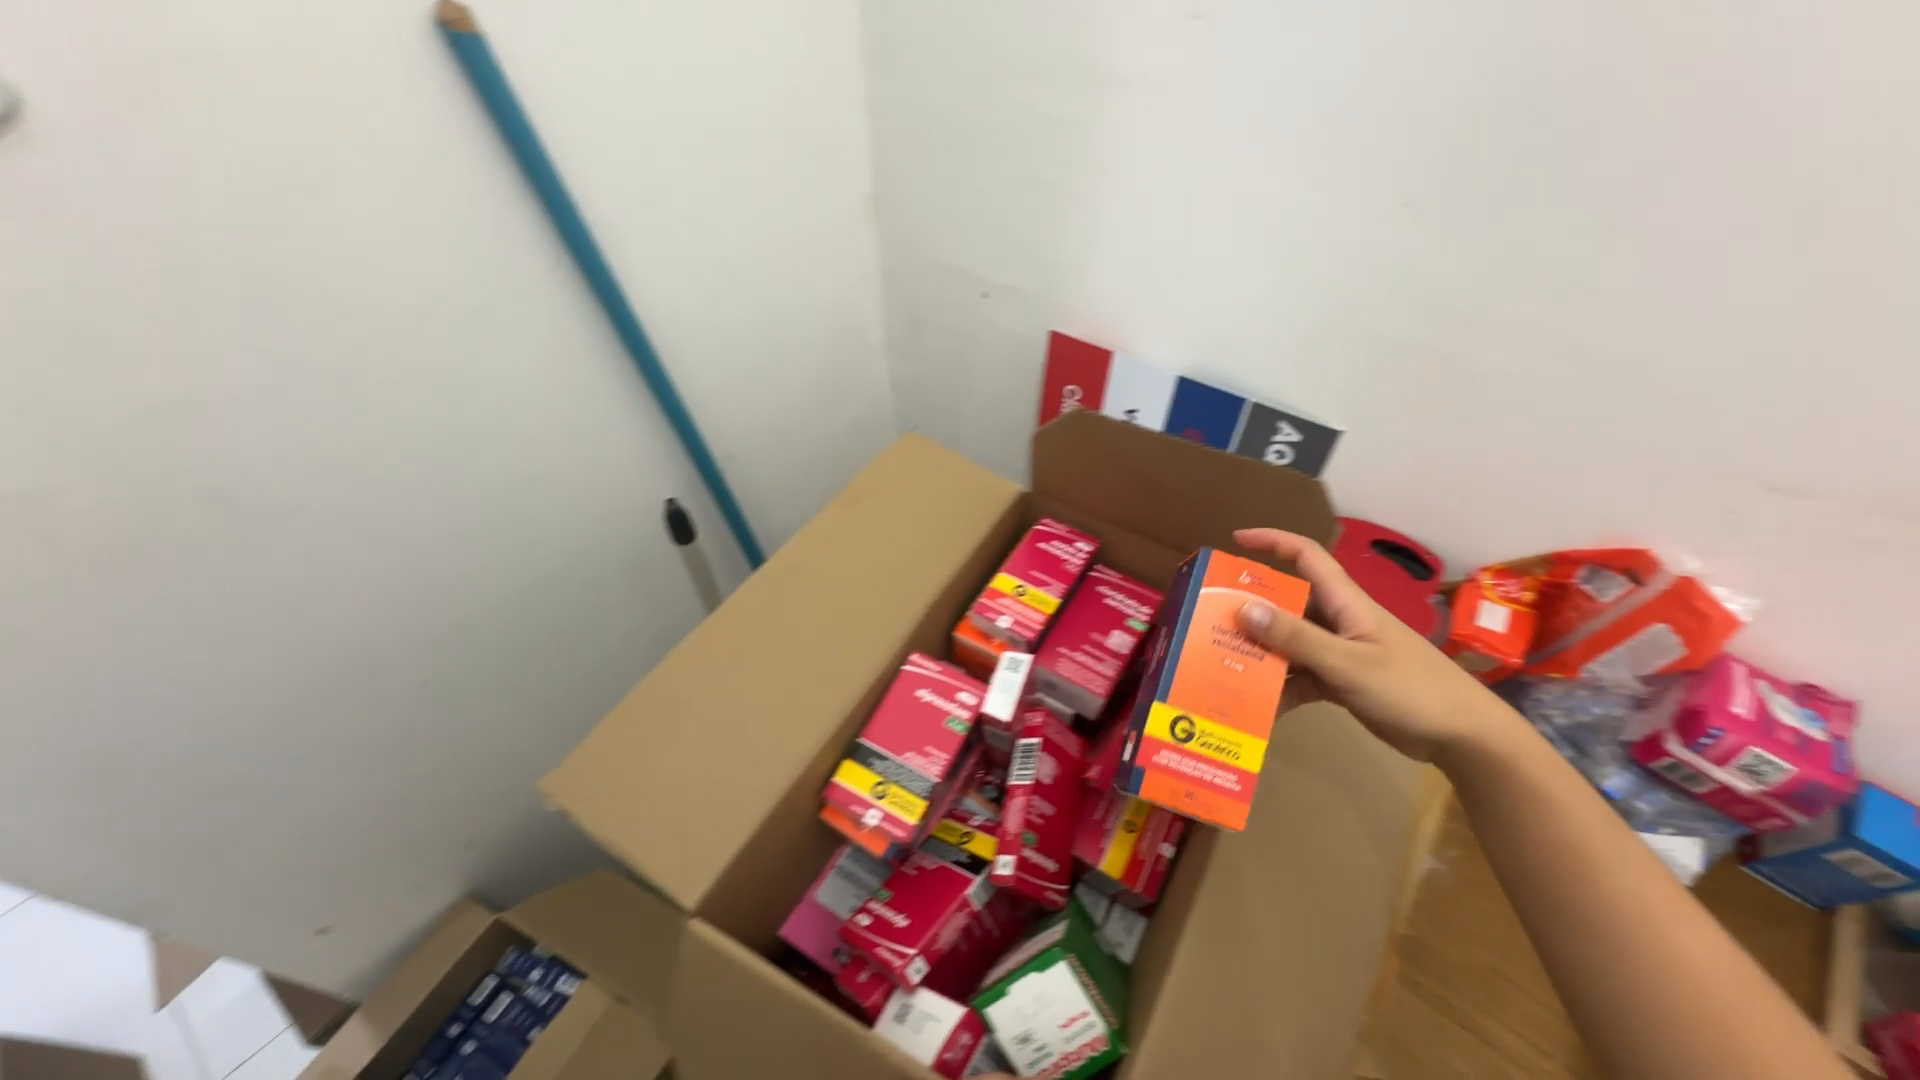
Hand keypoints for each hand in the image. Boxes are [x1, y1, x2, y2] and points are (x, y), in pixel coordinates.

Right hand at [1234, 528, 1505, 762]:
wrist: (1463, 737)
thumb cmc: (1411, 689)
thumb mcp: (1348, 663)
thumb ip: (1296, 638)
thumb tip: (1244, 608)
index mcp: (1346, 604)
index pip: (1306, 556)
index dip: (1272, 541)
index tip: (1233, 540)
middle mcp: (1340, 622)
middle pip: (1288, 603)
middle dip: (1250, 608)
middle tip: (1210, 619)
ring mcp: (1341, 653)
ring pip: (1290, 644)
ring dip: (1261, 654)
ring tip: (1223, 667)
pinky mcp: (1343, 683)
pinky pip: (1301, 678)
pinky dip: (1280, 690)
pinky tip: (1257, 708)